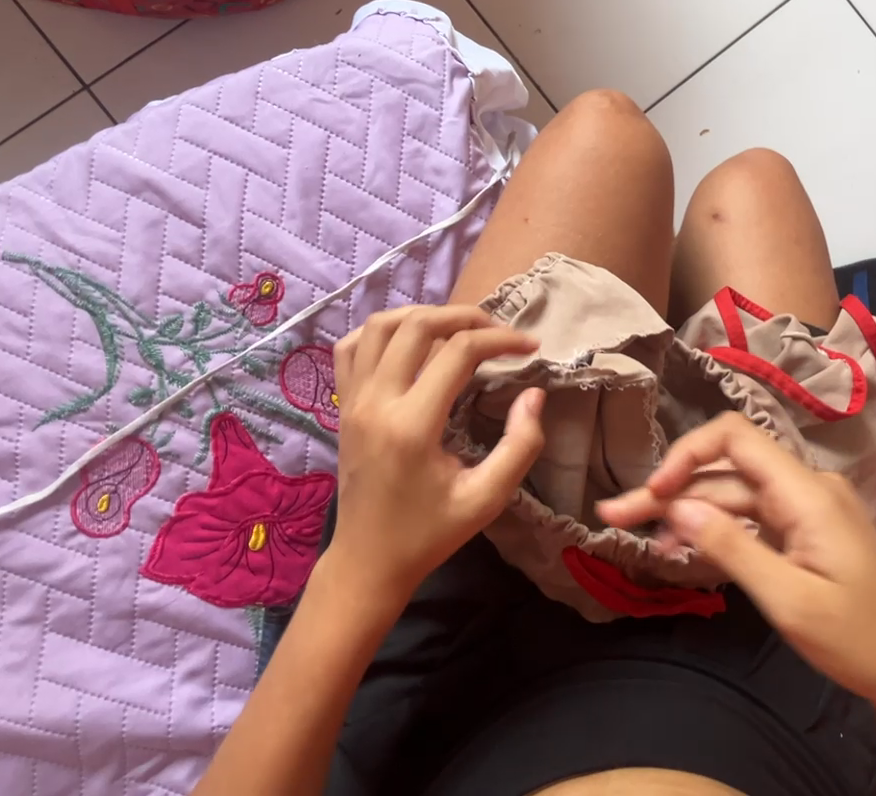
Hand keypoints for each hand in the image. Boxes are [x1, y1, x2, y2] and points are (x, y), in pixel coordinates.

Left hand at [325, 305, 546, 604]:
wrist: (368, 560)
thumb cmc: (430, 533)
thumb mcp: (487, 499)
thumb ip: (519, 446)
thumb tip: (533, 394)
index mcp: (412, 425)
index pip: (458, 352)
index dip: (500, 340)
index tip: (529, 348)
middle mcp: (376, 402)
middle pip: (418, 325)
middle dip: (465, 316)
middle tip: (498, 331)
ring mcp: (352, 400)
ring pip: (380, 326)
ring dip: (423, 316)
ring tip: (458, 329)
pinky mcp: (342, 405)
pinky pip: (351, 346)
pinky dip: (381, 331)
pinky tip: (408, 343)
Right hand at [598, 413, 875, 707]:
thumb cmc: (862, 640)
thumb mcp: (790, 600)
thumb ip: (732, 547)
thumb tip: (675, 507)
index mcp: (806, 492)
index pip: (735, 437)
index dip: (687, 453)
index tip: (654, 492)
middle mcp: (803, 487)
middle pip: (724, 472)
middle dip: (670, 492)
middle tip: (616, 516)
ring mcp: (804, 509)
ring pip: (732, 496)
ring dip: (686, 514)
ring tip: (640, 540)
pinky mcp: (803, 531)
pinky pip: (750, 519)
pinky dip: (715, 531)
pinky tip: (682, 550)